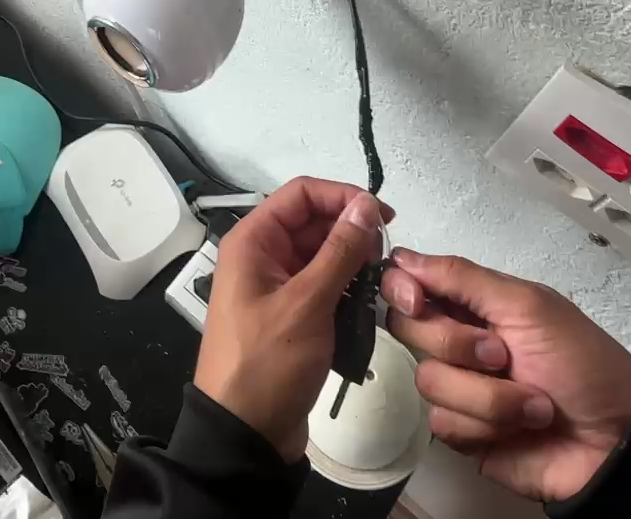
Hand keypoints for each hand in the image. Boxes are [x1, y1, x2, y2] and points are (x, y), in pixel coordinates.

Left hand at [195, 177, 392, 459]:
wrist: (246, 436)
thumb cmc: (267, 363)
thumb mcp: (307, 303)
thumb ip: (340, 251)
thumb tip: (365, 205)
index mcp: (254, 240)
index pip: (302, 194)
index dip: (342, 196)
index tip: (383, 216)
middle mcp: (263, 254)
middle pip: (314, 223)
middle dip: (351, 234)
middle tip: (385, 259)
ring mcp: (277, 285)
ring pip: (323, 255)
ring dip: (352, 264)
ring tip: (378, 285)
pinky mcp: (292, 313)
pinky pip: (323, 285)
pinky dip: (345, 290)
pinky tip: (366, 306)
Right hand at [381, 249, 630, 501]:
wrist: (616, 443)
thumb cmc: (579, 361)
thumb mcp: (527, 305)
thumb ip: (462, 277)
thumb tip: (399, 256)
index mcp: (469, 301)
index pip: (407, 282)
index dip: (401, 288)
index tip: (417, 301)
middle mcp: (454, 338)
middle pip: (407, 329)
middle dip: (455, 345)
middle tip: (501, 355)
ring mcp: (458, 386)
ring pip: (427, 381)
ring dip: (485, 395)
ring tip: (531, 402)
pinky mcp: (463, 432)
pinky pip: (442, 423)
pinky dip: (485, 425)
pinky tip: (519, 428)